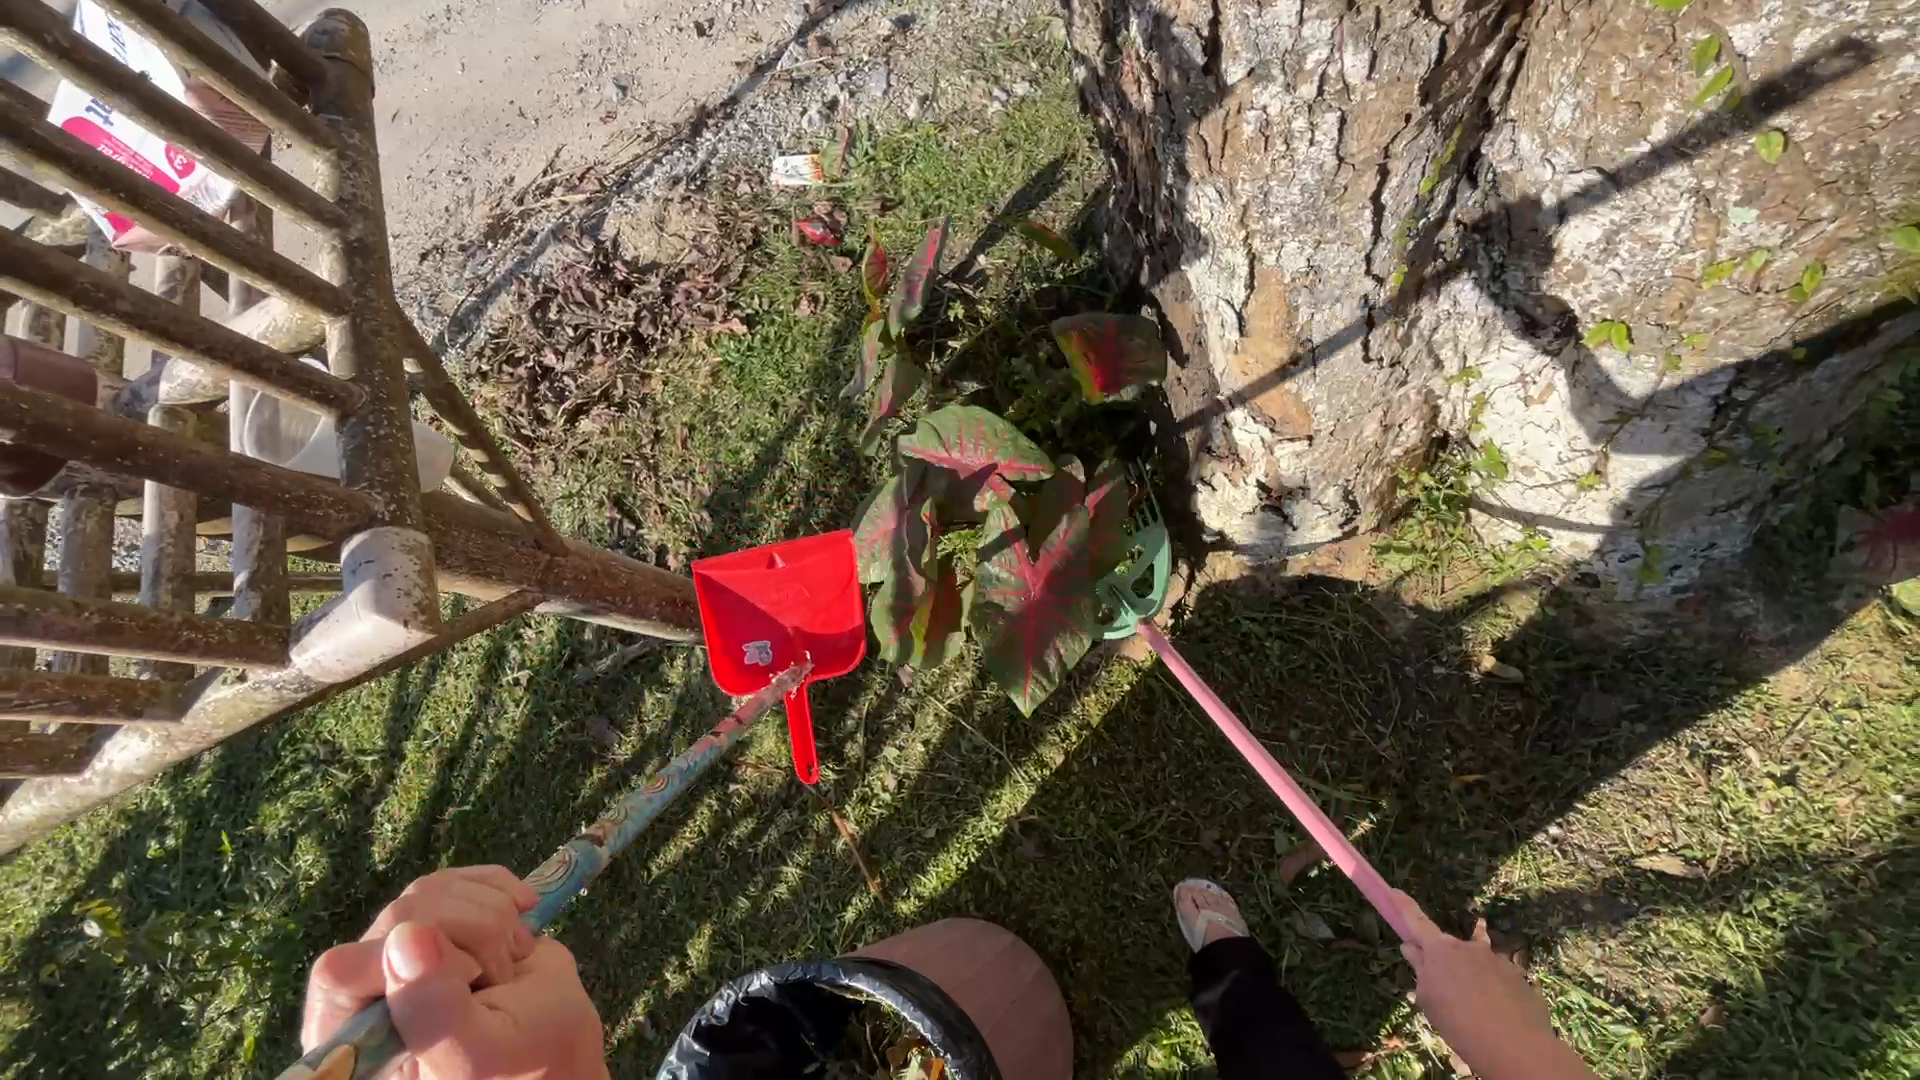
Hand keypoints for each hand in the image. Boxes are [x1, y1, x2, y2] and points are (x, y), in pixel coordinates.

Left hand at [302, 866, 608, 1079]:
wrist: (558, 1031)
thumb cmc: (513, 1061)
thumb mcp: (472, 1055)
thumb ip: (432, 1011)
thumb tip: (406, 934)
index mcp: (352, 1037)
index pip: (343, 970)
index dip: (407, 964)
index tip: (465, 983)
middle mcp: (368, 985)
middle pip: (398, 918)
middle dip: (471, 936)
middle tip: (498, 977)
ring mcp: (407, 946)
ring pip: (432, 890)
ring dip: (494, 916)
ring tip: (510, 957)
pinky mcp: (447, 914)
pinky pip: (462, 876)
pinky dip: (504, 889)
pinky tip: (522, 916)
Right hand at [1394, 891, 1597, 1079]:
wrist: (1518, 1049)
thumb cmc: (1460, 1023)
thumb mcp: (1428, 1000)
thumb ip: (1421, 970)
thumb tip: (1412, 948)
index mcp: (1439, 949)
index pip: (1416, 920)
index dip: (1403, 905)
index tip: (1395, 891)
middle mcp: (1468, 947)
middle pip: (1450, 948)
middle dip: (1445, 964)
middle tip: (1445, 993)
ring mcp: (1497, 961)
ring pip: (1477, 965)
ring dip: (1473, 979)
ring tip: (1477, 1011)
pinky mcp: (1520, 979)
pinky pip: (1500, 981)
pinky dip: (1496, 993)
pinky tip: (1499, 1018)